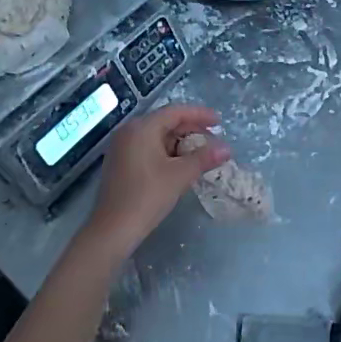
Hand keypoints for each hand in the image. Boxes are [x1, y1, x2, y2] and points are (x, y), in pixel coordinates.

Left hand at [80, 102, 229, 255]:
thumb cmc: (147, 196)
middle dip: (191, 129)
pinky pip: (147, 147)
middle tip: (212, 139)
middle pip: (165, 122)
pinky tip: (179, 164)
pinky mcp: (120, 162)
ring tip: (200, 153)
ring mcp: (121, 147)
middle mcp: (129, 131)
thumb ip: (204, 157)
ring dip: (179, 142)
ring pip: (156, 136)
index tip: (219, 122)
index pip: (175, 112)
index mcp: (142, 128)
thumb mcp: (180, 175)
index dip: (199, 114)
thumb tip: (227, 148)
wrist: (113, 229)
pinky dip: (166, 151)